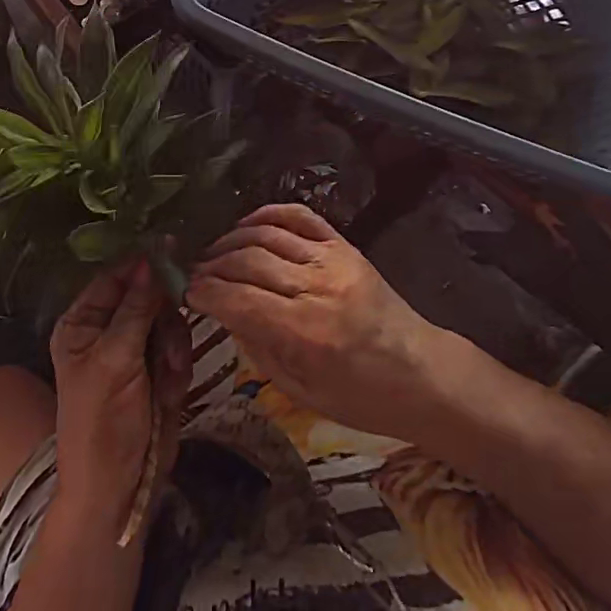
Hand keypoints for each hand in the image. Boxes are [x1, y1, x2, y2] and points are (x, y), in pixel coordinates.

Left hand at [49, 261, 190, 523]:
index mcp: (82, 323)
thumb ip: (136, 309)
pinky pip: (179, 351)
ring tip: (168, 376)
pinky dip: (178, 370)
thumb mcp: (115, 360)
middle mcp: (107, 331)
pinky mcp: (157, 373)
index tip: (174, 249)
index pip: (114, 279)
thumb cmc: (102, 421)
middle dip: (163, 320)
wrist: (118, 489)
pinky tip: (170, 393)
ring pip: (168, 324)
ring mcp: (134, 353)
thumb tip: (150, 259)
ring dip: (174, 348)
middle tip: (168, 346)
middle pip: (148, 298)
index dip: (141, 266)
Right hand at [184, 203, 446, 437]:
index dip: (204, 292)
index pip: (238, 298)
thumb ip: (256, 345)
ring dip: (230, 241)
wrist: (424, 374)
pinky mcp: (344, 246)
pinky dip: (265, 214)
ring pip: (265, 235)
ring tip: (214, 254)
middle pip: (246, 261)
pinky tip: (245, 226)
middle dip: (211, 266)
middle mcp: (318, 287)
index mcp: (307, 332)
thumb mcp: (300, 389)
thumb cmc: (361, 396)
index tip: (186, 292)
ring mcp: (333, 260)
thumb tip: (220, 310)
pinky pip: (298, 216)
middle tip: (195, 273)